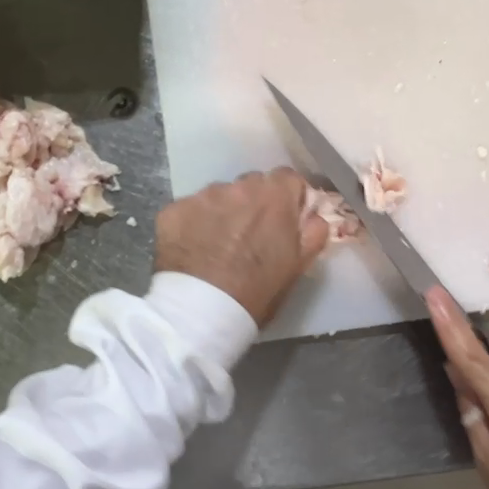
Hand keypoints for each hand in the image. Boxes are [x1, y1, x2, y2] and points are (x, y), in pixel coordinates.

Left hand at [155, 168, 329, 325]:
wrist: (202, 311)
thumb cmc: (257, 291)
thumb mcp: (298, 267)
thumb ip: (313, 232)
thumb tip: (314, 215)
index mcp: (275, 197)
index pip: (288, 178)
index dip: (288, 197)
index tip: (284, 218)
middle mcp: (239, 186)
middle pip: (252, 183)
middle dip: (254, 202)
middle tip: (250, 234)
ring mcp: (203, 195)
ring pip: (219, 194)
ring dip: (223, 211)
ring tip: (218, 244)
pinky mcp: (174, 209)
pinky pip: (190, 209)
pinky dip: (194, 223)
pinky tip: (194, 248)